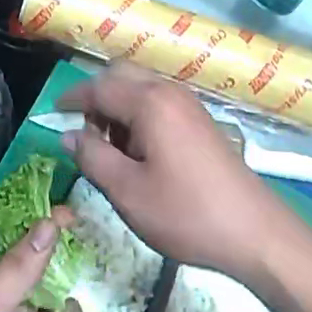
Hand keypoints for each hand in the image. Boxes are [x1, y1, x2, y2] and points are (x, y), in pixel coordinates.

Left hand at [0, 209, 82, 311]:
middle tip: (74, 212)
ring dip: (63, 267)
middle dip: (47, 234)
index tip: (48, 190)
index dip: (20, 211)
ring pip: (47, 283)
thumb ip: (18, 265)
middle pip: (25, 254)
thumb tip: (49, 221)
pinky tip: (71, 308)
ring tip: (84, 244)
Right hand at [57, 66, 311, 281]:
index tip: (53, 113)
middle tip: (86, 133)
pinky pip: (158, 101)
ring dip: (118, 107)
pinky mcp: (201, 121)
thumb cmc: (187, 213)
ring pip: (140, 88)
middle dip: (97, 97)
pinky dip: (139, 114)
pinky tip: (140, 152)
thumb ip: (92, 157)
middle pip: (120, 76)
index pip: (98, 87)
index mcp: (149, 102)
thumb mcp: (127, 192)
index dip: (72, 98)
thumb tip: (69, 136)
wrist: (258, 235)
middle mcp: (169, 92)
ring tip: (112, 149)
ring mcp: (189, 105)